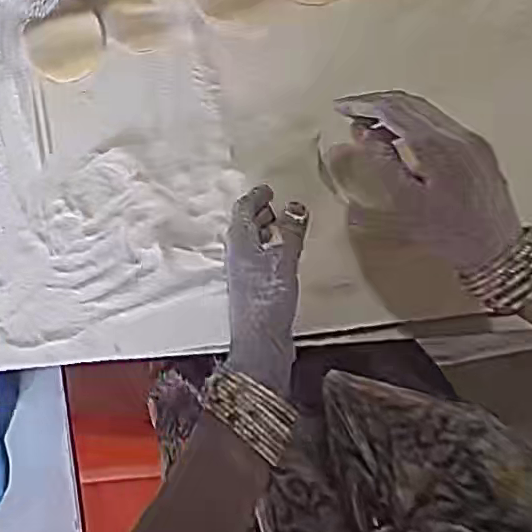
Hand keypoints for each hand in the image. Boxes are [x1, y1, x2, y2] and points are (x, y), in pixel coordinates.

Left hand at [223, 184, 308, 394]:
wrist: (260, 343)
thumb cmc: (267, 298)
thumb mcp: (284, 260)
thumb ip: (291, 232)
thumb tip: (295, 205)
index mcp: (239, 240)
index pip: (243, 208)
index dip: (255, 196)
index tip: (267, 188)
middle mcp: (236, 253)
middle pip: (244, 223)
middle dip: (259, 211)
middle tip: (275, 203)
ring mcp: (242, 270)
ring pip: (250, 240)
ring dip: (263, 228)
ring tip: (280, 223)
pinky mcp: (251, 286)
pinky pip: (257, 256)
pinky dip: (268, 246)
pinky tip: (282, 253)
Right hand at [333, 90, 520, 276]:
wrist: (500, 253)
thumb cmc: (450, 233)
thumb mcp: (405, 202)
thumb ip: (381, 162)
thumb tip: (363, 134)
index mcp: (438, 146)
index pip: (393, 109)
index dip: (363, 105)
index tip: (341, 107)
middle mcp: (457, 134)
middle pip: (409, 103)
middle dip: (375, 104)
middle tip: (351, 115)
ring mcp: (470, 139)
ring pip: (424, 109)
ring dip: (393, 111)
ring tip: (370, 127)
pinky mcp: (476, 147)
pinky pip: (436, 121)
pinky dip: (410, 121)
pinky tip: (398, 137)